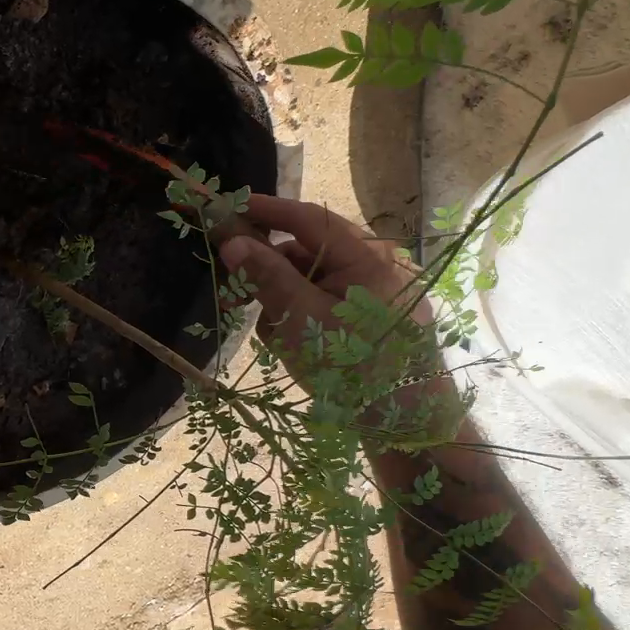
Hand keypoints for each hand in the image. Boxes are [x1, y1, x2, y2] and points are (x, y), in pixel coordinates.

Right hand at [218, 195, 426, 362]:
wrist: (404, 423)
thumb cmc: (351, 366)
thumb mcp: (300, 319)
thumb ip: (266, 277)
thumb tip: (233, 241)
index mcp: (366, 258)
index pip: (306, 218)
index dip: (264, 210)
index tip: (224, 205)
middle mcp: (373, 267)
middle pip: (302, 253)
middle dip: (264, 272)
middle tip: (230, 296)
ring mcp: (372, 294)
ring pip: (307, 281)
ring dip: (279, 302)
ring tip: (273, 337)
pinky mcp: (368, 318)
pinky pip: (320, 303)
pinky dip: (297, 317)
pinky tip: (292, 346)